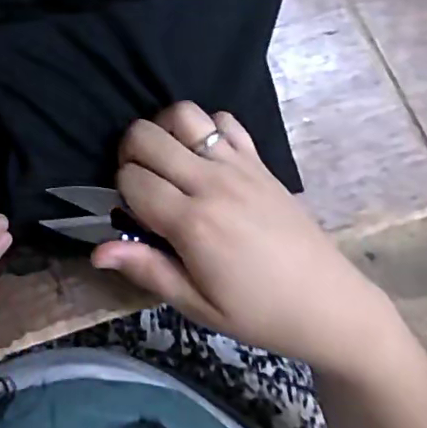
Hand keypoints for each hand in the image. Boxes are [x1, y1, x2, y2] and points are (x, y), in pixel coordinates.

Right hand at [92, 102, 392, 373]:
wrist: (329, 303)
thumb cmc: (259, 312)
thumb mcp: (198, 307)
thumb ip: (148, 270)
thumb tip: (97, 251)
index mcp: (193, 224)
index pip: (132, 179)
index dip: (122, 191)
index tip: (134, 213)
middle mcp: (212, 183)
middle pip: (146, 135)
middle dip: (130, 152)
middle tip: (141, 181)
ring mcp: (238, 164)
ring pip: (183, 114)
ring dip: (164, 129)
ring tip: (168, 159)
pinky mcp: (259, 159)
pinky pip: (225, 120)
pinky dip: (207, 127)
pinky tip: (207, 155)